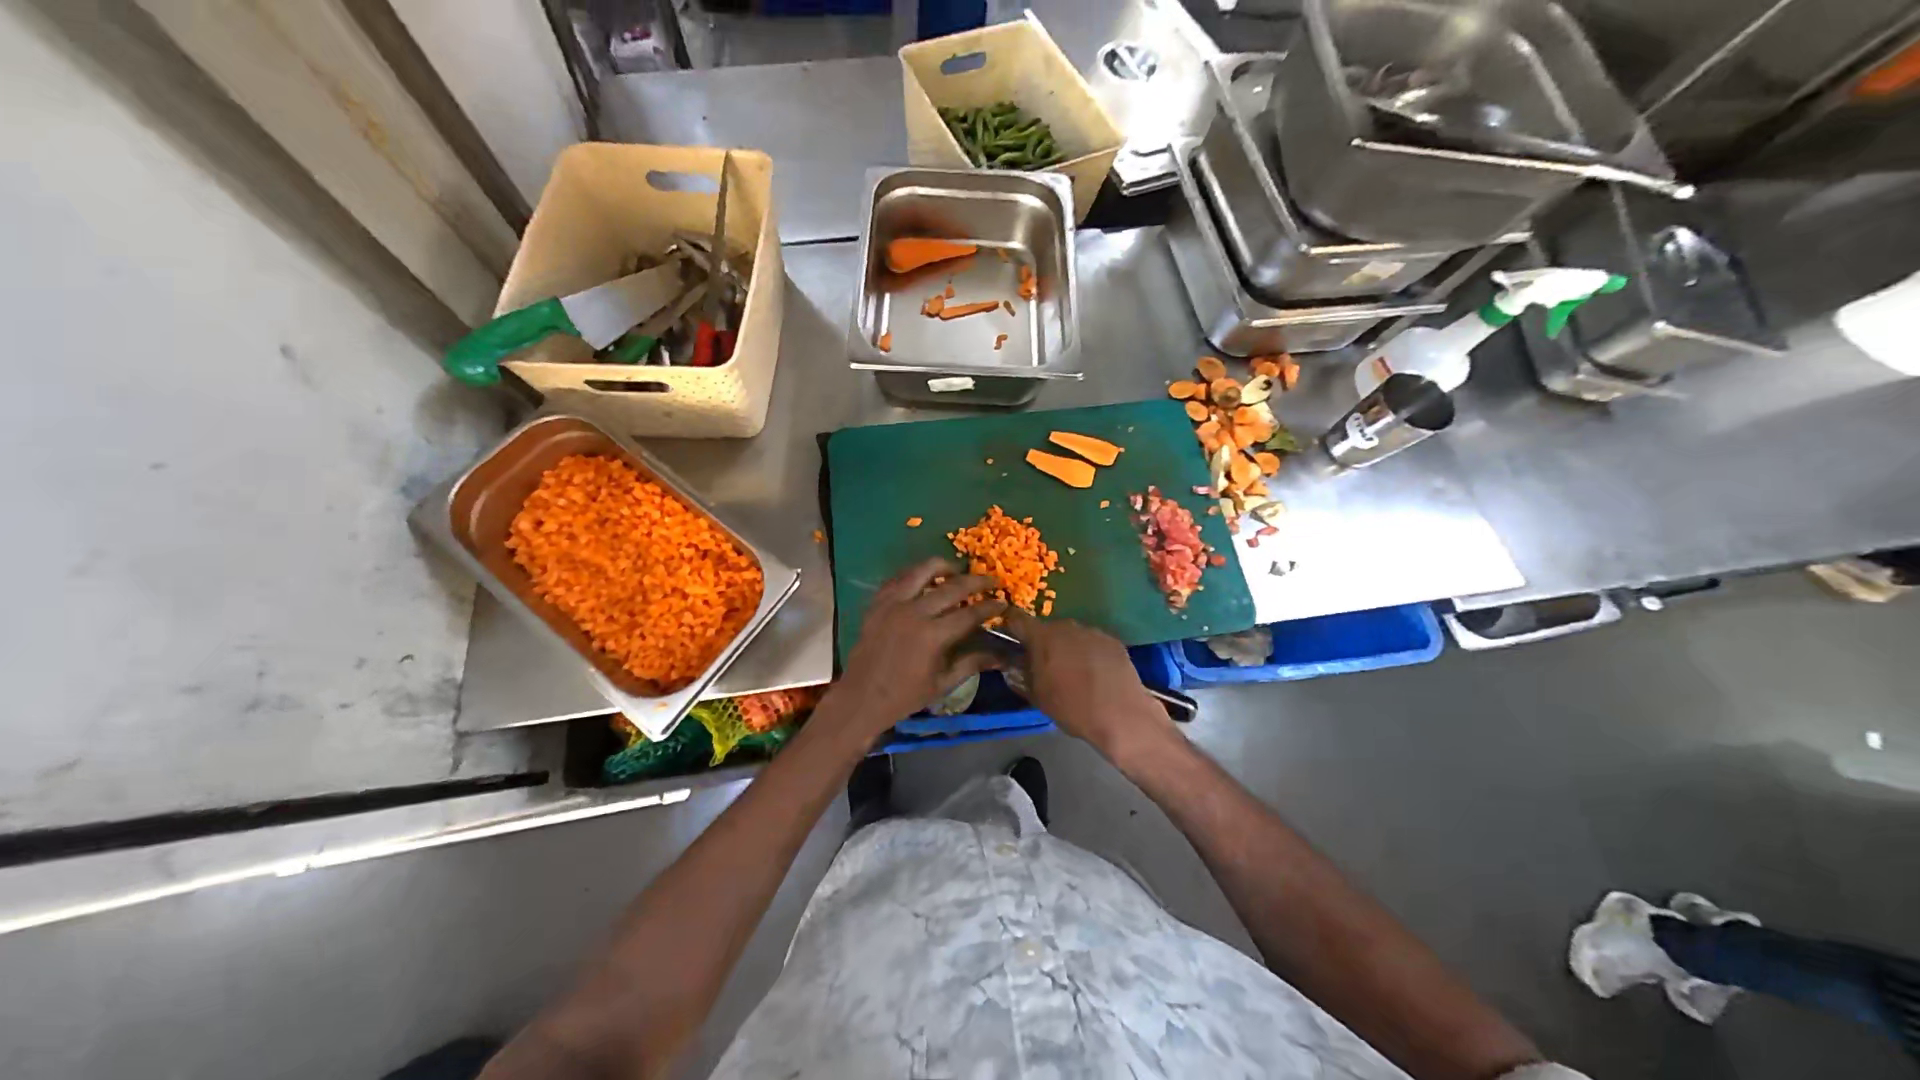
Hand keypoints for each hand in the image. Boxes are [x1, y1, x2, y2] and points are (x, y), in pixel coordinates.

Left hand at [823, 558, 1006, 736]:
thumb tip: (1002, 656)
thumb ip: (972, 663)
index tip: (1003, 602)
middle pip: (952, 586)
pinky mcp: (878, 602)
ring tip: (957, 571)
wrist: (861, 697)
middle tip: (991, 581)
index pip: (970, 613)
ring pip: (923, 570)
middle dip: (976, 582)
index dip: (990, 607)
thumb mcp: (943, 683)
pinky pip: (899, 578)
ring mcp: (893, 603)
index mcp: (933, 635)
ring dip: (944, 567)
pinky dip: (915, 574)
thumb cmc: (904, 696)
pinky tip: (924, 578)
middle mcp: (914, 612)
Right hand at [1003, 609, 1171, 756]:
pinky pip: (1093, 643)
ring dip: (1068, 648)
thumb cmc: (1072, 708)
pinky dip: (1090, 653)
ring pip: (1072, 636)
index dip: (1010, 626)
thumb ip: (1020, 676)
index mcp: (1042, 637)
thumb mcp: (1037, 697)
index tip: (1010, 639)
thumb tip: (1011, 666)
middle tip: (1045, 667)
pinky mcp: (1113, 640)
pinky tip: (1096, 675)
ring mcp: (1092, 631)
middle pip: (1047, 629)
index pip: (1016, 619)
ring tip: (1075, 674)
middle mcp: (1067, 627)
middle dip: (1043, 644)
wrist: (1121, 715)